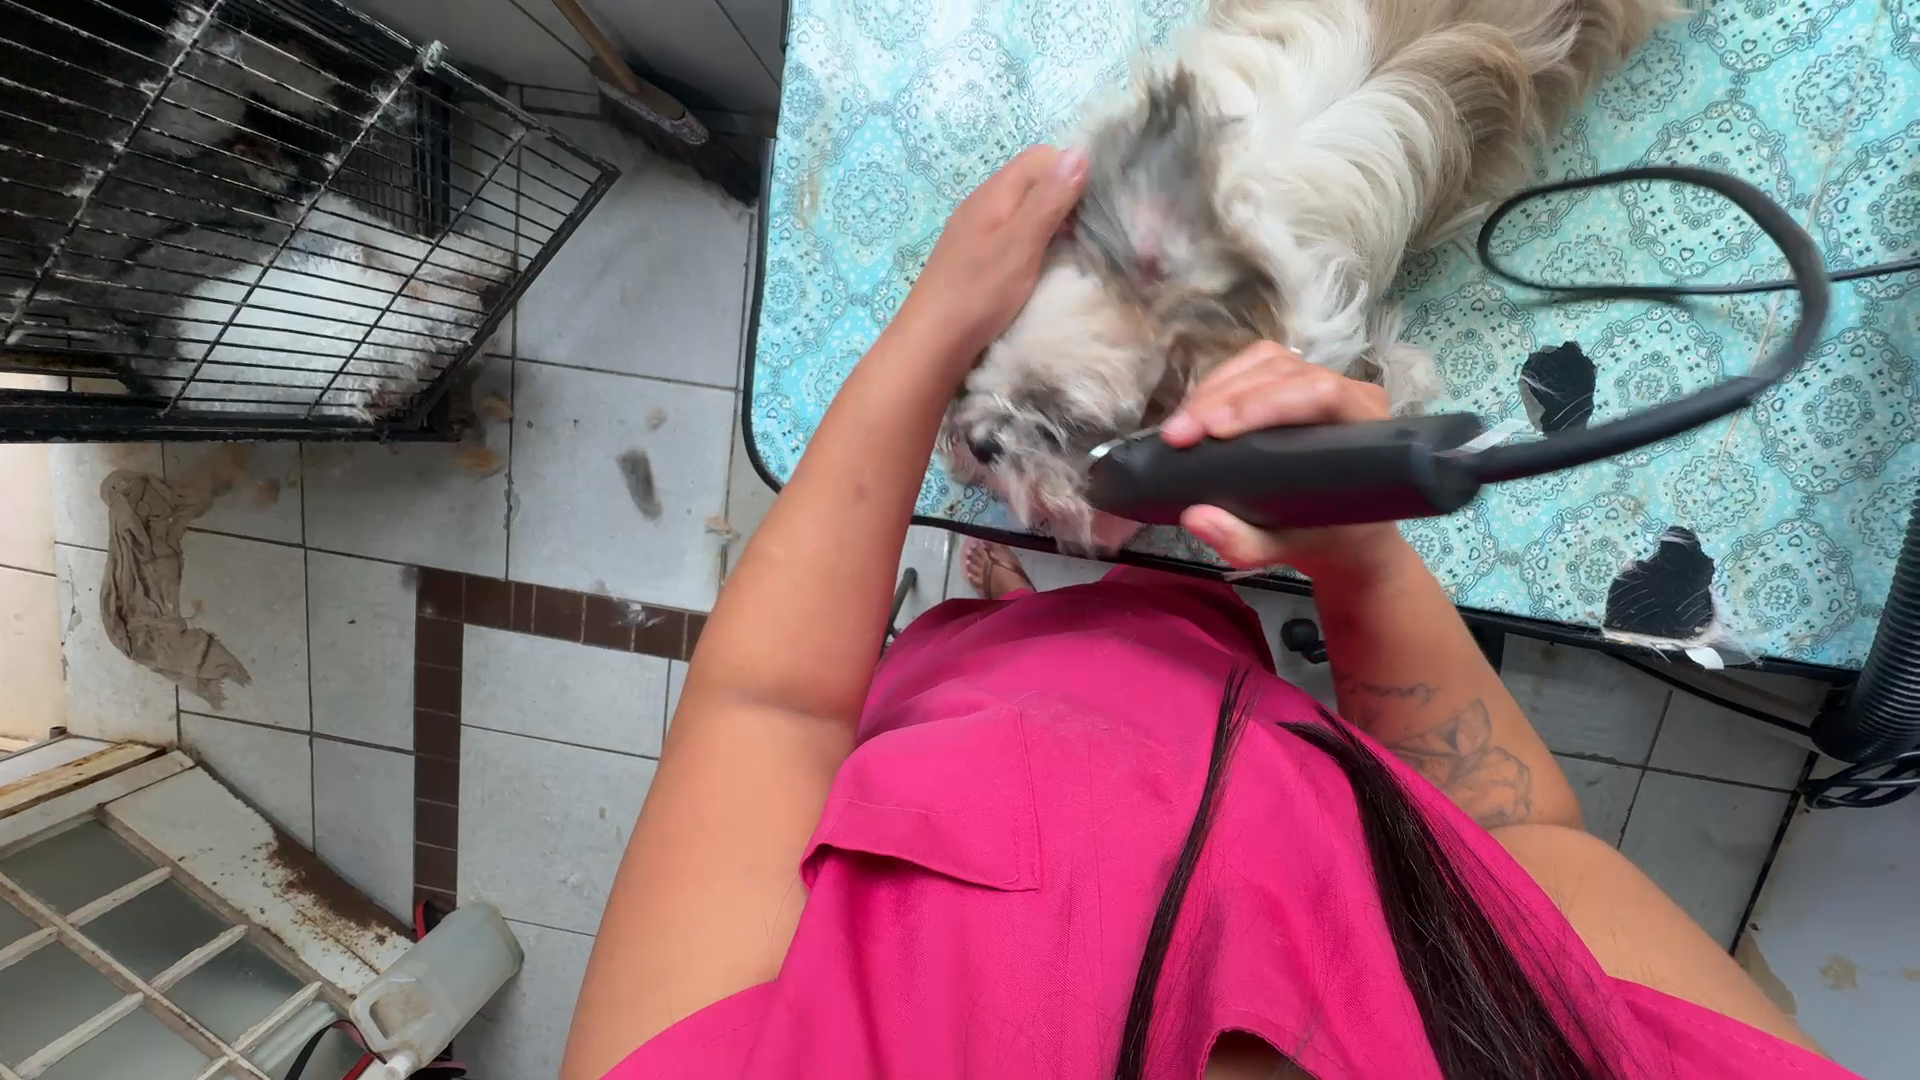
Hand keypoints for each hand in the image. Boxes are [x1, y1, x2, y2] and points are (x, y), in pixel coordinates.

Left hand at [890, 145, 1086, 371]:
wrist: (932, 342)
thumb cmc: (978, 292)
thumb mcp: (1020, 243)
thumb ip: (1048, 199)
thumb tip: (1078, 152)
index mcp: (994, 192)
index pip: (1042, 157)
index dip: (1071, 173)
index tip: (1090, 209)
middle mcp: (982, 204)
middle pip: (1032, 182)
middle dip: (1062, 200)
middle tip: (1081, 235)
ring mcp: (975, 232)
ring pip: (1022, 211)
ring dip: (1048, 225)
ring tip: (1064, 253)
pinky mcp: (973, 258)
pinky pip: (1010, 236)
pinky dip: (1030, 245)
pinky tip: (1037, 269)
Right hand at [1160, 342, 1411, 582]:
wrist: (1342, 534)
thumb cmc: (1321, 538)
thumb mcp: (1283, 551)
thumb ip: (1243, 543)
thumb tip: (1194, 516)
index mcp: (1363, 431)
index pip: (1318, 393)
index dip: (1259, 405)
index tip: (1210, 433)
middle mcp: (1349, 395)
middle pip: (1281, 371)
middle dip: (1220, 400)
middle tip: (1176, 435)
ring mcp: (1320, 381)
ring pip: (1264, 362)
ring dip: (1214, 389)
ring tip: (1181, 425)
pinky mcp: (1292, 381)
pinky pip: (1253, 366)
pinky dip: (1216, 385)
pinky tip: (1193, 413)